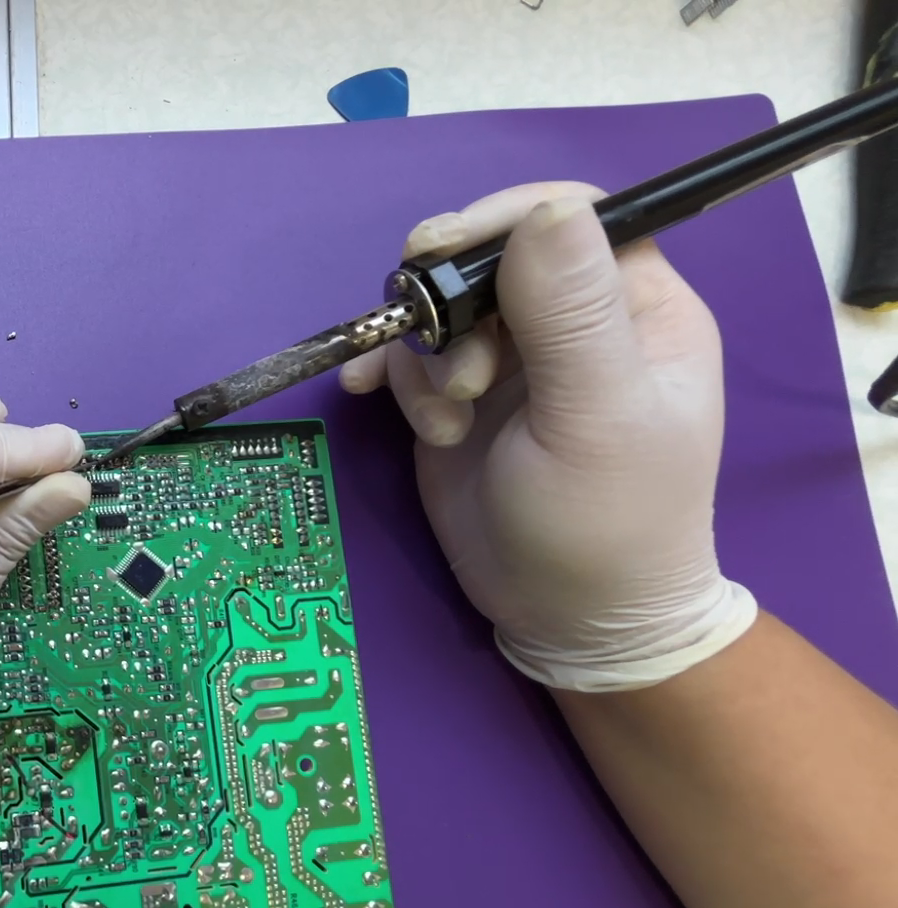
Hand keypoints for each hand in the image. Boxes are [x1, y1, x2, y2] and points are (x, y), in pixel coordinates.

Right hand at [340, 182, 754, 691]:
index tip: (435, 249)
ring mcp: (499, 366)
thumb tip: (544, 209)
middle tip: (455, 373)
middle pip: (484, 266)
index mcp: (629, 310)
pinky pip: (404, 364)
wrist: (559, 607)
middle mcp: (561, 327)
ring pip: (435, 317)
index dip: (501, 222)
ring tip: (444, 422)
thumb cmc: (601, 514)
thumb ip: (569, 312)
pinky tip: (368, 398)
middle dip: (449, 309)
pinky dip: (385, 378)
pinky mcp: (448, 403)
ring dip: (420, 363)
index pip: (569, 221)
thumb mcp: (594, 413)